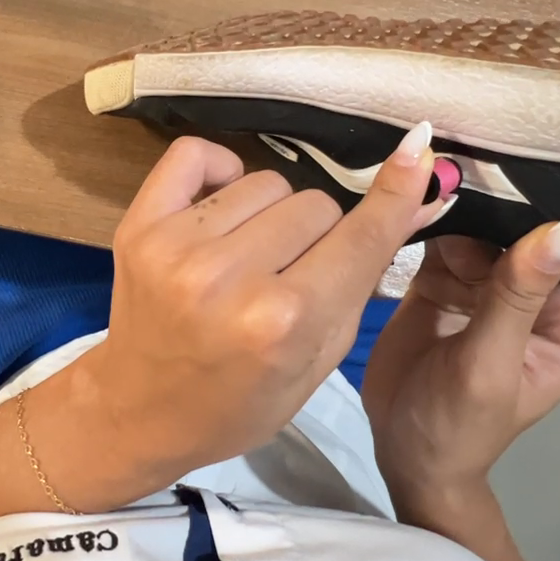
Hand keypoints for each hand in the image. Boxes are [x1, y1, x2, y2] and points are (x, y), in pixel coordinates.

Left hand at [47, 130, 451, 506]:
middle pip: (316, 204)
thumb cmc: (241, 401)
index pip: (360, 235)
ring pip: (266, 181)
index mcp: (285, 321)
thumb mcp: (319, 358)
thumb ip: (364, 276)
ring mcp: (178, 247)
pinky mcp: (139, 226)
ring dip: (271, 213)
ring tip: (249, 254)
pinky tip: (220, 207)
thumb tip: (420, 195)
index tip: (417, 151)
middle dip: (318, 236)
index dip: (396, 193)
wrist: (142, 410)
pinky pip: (194, 154)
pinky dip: (219, 170)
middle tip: (291, 271)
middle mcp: (231, 277)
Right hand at [362, 211, 559, 512]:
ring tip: (438, 193)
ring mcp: (494, 277)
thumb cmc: (459, 425)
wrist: (398, 446)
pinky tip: (414, 206)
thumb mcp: (490, 367)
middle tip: (496, 176)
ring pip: (505, 215)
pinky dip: (436, 211)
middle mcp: (547, 291)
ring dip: (477, 200)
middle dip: (544, 195)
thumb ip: (519, 297)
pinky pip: (451, 225)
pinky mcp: (447, 271)